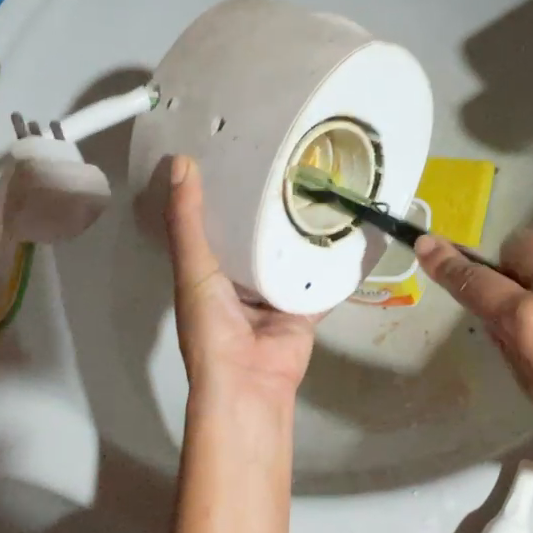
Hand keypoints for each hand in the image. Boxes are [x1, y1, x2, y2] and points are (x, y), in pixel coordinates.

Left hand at [166, 156, 318, 399]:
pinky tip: (351, 230)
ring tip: (324, 185)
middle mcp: (242, 281)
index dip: (225, 190)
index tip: (241, 150)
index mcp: (209, 272)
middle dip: (271, 208)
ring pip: (292, 256)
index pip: (217, 222)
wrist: (249, 382)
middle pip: (258, 237)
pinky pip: (322, 281)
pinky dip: (336, 262)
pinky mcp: (306, 308)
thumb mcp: (193, 268)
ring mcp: (276, 296)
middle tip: (292, 161)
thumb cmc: (211, 328)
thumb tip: (181, 162)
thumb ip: (188, 221)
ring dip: (305, 230)